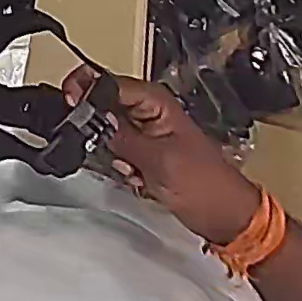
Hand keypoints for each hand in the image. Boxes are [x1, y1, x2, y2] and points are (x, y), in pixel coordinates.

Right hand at [63, 66, 261, 244]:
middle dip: (94, 122)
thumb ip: (121, 135)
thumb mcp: (159, 160)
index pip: (107, 81)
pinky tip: (130, 173)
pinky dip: (113, 158)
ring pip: (103, 124)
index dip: (85, 88)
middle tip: (96, 140)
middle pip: (101, 100)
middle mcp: (147, 108)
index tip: (71, 104)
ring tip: (125, 165)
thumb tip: (90, 117)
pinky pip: (112, 144)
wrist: (230, 220)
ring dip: (106, 145)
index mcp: (154, 99)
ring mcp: (143, 128)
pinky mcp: (141, 147)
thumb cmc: (207, 187)